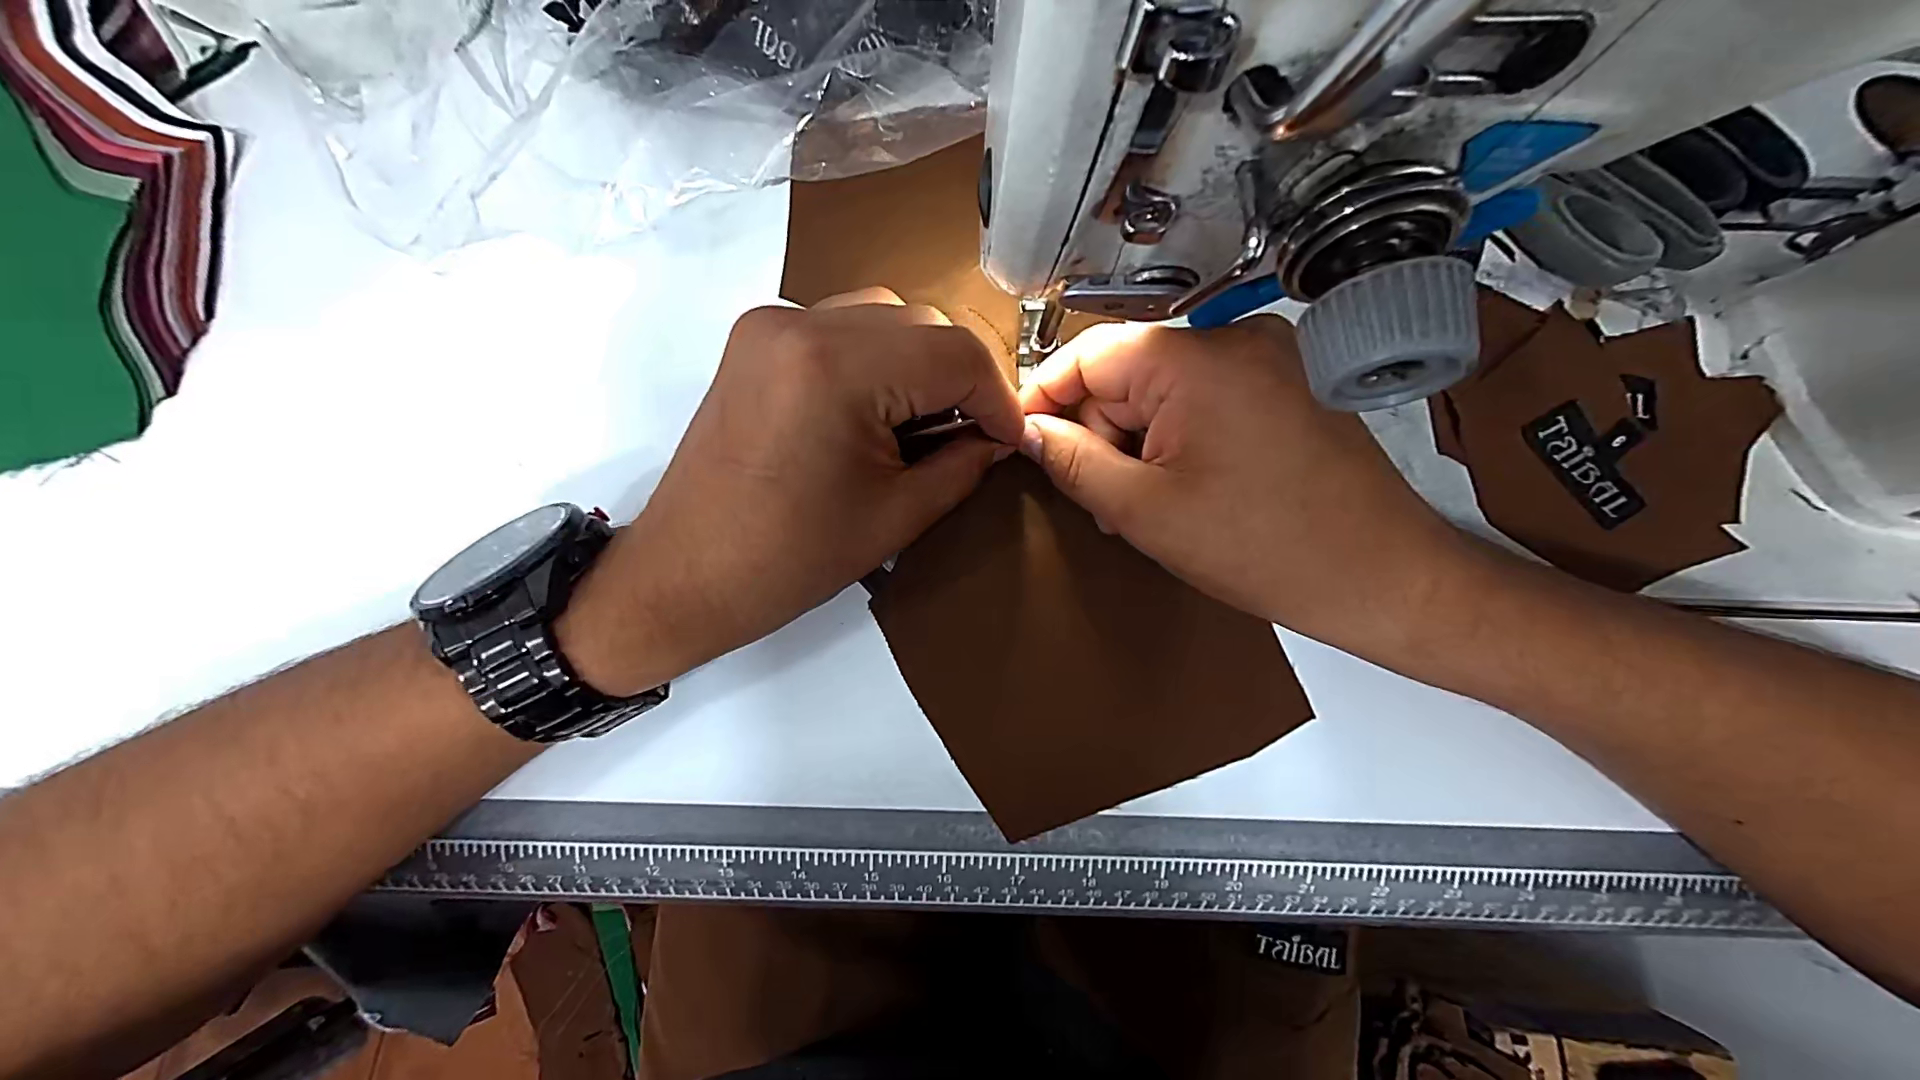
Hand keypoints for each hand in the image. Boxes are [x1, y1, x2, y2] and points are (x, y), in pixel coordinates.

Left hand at [561, 289, 1018, 693]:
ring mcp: (770, 324)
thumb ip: (963, 465)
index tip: (1010, 438)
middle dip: (960, 379)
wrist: (685, 573)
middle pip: (923, 324)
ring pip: (885, 316)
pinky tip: (878, 408)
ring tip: (925, 425)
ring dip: (920, 363)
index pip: (955, 353)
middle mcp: (800, 324)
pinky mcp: (755, 339)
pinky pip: (842, 326)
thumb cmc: (786, 560)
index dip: (997, 397)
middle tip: (972, 435)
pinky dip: (876, 358)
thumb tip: (997, 438)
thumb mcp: (896, 517)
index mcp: (837, 368)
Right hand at [1017, 317, 1473, 659]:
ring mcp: (1267, 361)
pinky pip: (1201, 400)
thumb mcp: (1144, 510)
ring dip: (1138, 444)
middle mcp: (1237, 342)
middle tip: (1105, 499)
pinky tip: (1183, 489)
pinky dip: (1177, 440)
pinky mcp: (1282, 386)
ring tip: (1150, 506)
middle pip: (1125, 375)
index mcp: (1197, 360)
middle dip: (1102, 436)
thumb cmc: (1277, 548)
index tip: (1026, 436)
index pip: (1088, 354)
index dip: (1046, 397)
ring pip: (1161, 392)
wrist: (1379, 577)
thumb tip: (1032, 431)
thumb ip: (1073, 461)